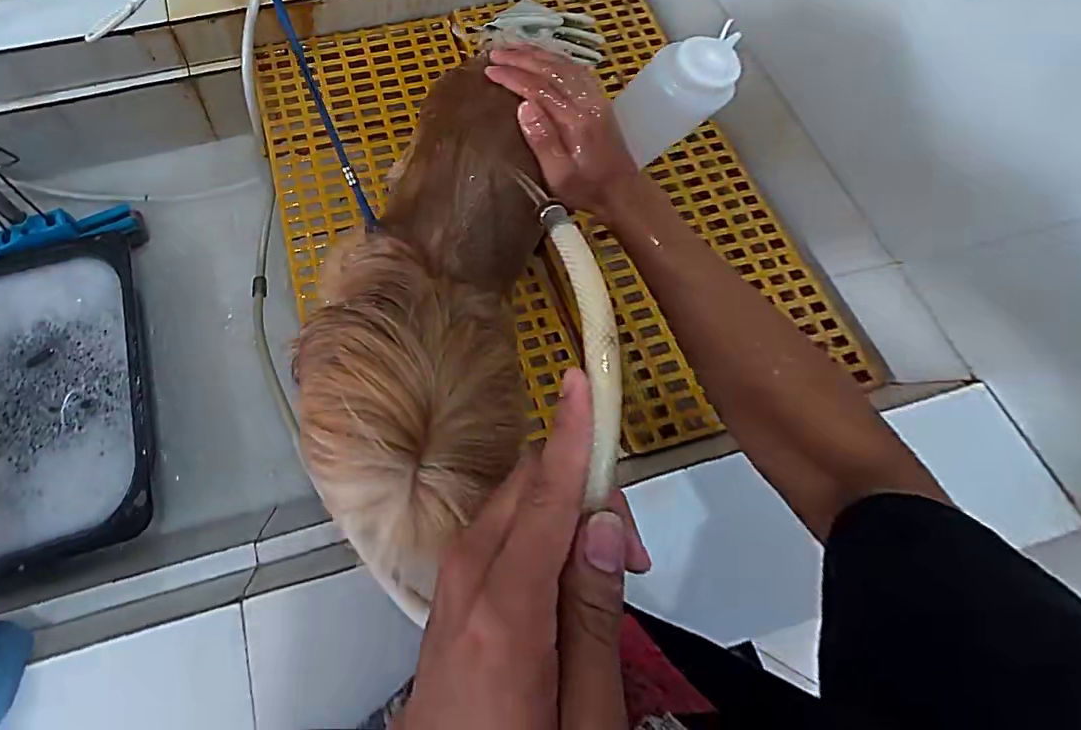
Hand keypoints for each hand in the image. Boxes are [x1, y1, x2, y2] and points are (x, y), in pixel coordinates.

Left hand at [398, 368, 649, 729]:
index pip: (548, 496)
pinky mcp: (453, 580)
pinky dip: (542, 527)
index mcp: (505, 611)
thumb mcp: (586, 712)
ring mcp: (454, 575)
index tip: (582, 383)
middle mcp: (468, 577)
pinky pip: (503, 524)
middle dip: (587, 489)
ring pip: (520, 499)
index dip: (572, 432)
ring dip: (567, 510)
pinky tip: (566, 571)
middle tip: (627, 546)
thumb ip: (594, 610)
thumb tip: (602, 524)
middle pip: (534, 484)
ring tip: (603, 571)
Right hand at [485, 45, 644, 217]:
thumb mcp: (558, 175)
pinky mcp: (599, 101)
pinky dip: (556, 59)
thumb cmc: (586, 189)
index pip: (539, 88)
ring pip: (565, 65)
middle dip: (521, 58)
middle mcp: (588, 103)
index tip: (489, 71)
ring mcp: (596, 99)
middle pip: (553, 69)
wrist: (622, 192)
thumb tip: (523, 106)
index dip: (513, 76)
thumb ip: (542, 140)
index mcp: (576, 121)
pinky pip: (576, 70)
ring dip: (538, 54)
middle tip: (494, 54)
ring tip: (512, 49)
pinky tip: (543, 57)